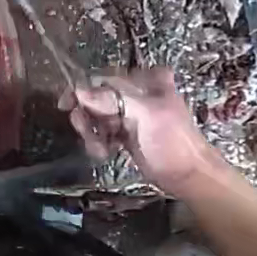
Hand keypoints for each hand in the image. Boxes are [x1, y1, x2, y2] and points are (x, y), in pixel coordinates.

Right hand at [66, 67, 220, 194]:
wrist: (190, 176)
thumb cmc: (174, 142)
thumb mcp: (146, 115)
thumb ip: (113, 100)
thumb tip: (79, 91)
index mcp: (146, 81)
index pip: (105, 80)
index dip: (84, 92)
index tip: (66, 106)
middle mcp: (136, 94)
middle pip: (97, 98)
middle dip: (87, 117)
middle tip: (86, 134)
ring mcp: (131, 115)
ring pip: (97, 117)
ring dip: (92, 133)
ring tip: (100, 150)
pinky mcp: (126, 134)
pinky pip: (103, 132)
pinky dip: (99, 142)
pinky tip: (105, 153)